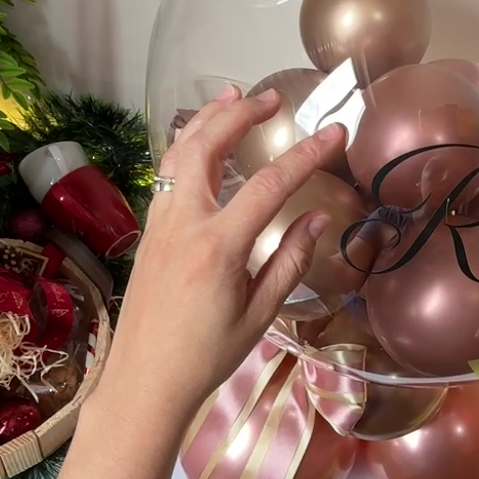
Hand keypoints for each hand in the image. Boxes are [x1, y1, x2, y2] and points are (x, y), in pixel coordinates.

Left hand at [107, 86, 345, 420]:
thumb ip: (290, 260)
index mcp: (218, 246)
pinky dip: (187, 145)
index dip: (307, 154)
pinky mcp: (150, 231)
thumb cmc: (207, 356)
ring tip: (233, 96)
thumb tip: (316, 218)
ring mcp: (160, 223)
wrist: (144, 382)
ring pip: (178, 152)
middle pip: (208, 145)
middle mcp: (184, 223)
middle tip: (273, 97)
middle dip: (241, 113)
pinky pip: (167, 173)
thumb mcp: (260, 314)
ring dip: (207, 118)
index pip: (270, 184)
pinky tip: (202, 141)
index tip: (335, 132)